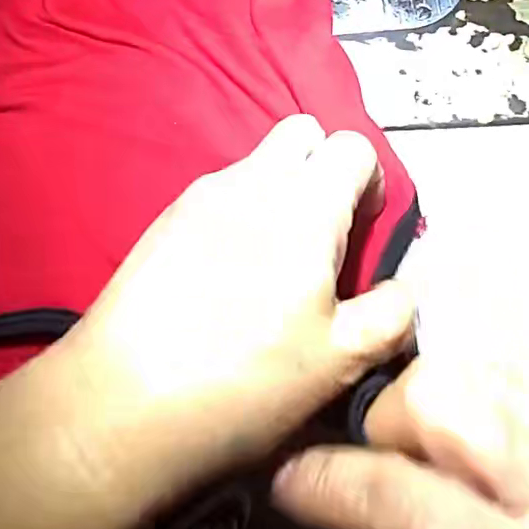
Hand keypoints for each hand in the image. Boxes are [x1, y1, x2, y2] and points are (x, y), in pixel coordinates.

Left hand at [49, 115, 415, 503]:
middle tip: (324, 228)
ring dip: (281, 188)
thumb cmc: (242, 379)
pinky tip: (228, 269)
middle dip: (324, 164)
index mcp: (305, 205)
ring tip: (273, 258)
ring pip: (258, 160)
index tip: (363, 225)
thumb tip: (405, 288)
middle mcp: (252, 180)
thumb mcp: (339, 361)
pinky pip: (221, 188)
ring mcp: (202, 192)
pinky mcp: (167, 214)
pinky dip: (241, 208)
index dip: (370, 178)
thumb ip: (390, 314)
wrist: (123, 397)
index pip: (352, 145)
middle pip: (302, 131)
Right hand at [272, 358, 528, 528]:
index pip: (407, 502)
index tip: (290, 477)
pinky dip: (478, 389)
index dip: (332, 483)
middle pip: (440, 396)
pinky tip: (483, 435)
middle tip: (394, 475)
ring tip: (445, 459)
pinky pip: (512, 367)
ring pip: (472, 364)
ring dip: (436, 404)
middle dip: (395, 427)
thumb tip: (345, 498)